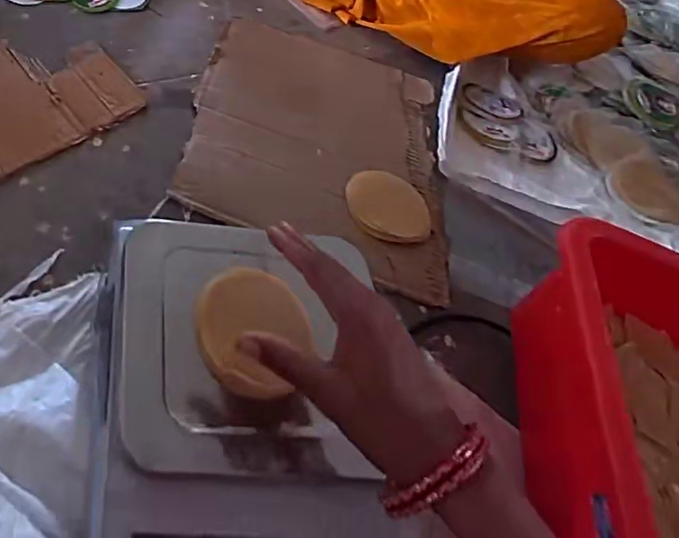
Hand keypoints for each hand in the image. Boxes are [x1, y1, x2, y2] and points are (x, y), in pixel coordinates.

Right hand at [240, 223, 471, 483]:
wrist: (436, 448)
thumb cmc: (379, 418)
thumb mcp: (327, 391)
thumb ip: (286, 361)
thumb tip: (242, 339)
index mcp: (356, 313)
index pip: (319, 271)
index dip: (294, 250)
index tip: (272, 231)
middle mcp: (372, 306)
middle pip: (334, 269)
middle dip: (306, 248)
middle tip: (281, 229)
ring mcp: (386, 317)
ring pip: (348, 278)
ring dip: (322, 262)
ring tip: (300, 248)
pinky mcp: (392, 329)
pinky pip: (357, 291)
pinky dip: (336, 278)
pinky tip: (331, 284)